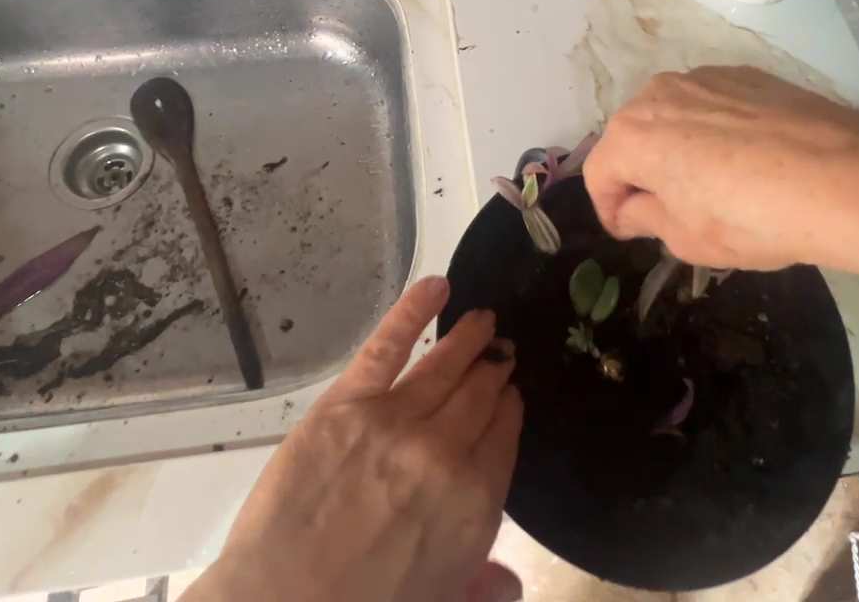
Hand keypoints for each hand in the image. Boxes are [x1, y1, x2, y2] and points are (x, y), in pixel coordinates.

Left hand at [183, 277, 524, 601]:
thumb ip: (480, 587)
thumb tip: (510, 581)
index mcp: (473, 505)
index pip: (504, 437)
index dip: (508, 409)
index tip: (510, 393)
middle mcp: (445, 454)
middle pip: (479, 395)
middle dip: (493, 369)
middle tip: (501, 349)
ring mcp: (396, 421)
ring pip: (444, 367)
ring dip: (468, 338)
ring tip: (483, 319)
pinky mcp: (347, 402)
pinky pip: (390, 344)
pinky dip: (414, 310)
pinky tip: (438, 286)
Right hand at [584, 67, 858, 341]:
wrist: (850, 180)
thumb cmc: (753, 219)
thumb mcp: (688, 238)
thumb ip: (646, 218)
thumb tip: (633, 209)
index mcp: (632, 134)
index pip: (599, 175)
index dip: (609, 210)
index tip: (628, 233)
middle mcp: (659, 93)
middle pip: (632, 138)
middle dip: (641, 174)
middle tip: (669, 212)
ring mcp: (706, 78)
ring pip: (673, 117)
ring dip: (677, 149)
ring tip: (712, 185)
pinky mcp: (748, 74)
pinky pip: (712, 106)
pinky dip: (714, 131)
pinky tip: (748, 161)